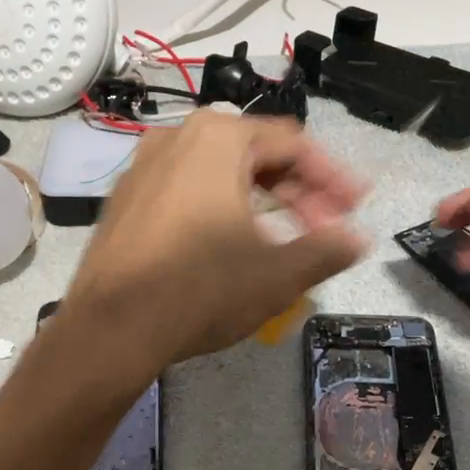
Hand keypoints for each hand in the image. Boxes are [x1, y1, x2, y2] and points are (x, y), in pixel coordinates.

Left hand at [64, 111, 369, 367]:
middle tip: (325, 229)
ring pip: (219, 177)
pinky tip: (231, 250)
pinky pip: (187, 196)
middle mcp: (177, 138)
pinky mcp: (124, 204)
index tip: (356, 206)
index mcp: (219, 138)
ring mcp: (143, 169)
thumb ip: (326, 250)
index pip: (294, 144)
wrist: (111, 330)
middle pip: (255, 156)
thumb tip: (358, 240)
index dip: (333, 178)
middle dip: (297, 193)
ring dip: (260, 205)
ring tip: (283, 243)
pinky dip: (220, 214)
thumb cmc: (201, 291)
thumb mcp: (278, 274)